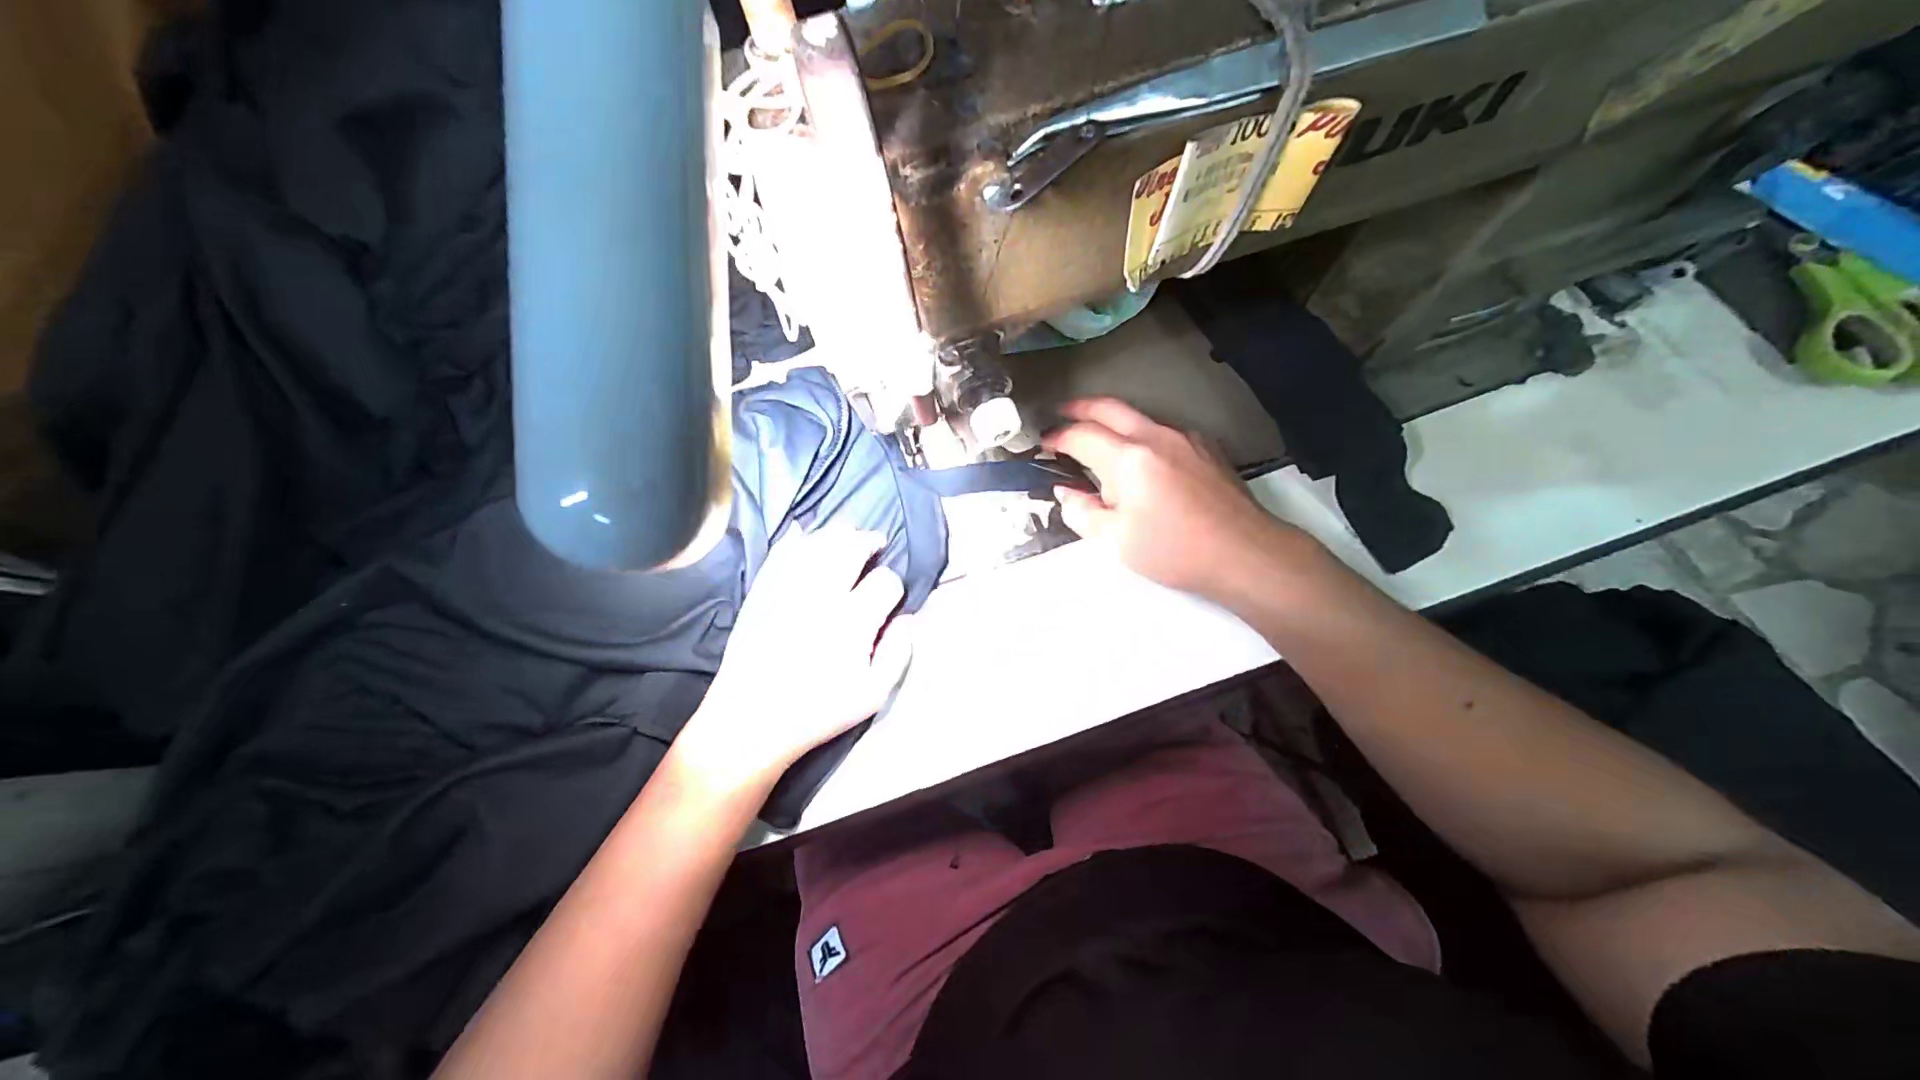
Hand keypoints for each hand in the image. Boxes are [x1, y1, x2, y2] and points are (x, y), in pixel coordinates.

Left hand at [676, 526, 912, 793]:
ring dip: (837, 533)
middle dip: (869, 541)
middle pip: (851, 547)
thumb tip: (907, 620)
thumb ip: (897, 655)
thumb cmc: (817, 712)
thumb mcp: (872, 696)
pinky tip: (804, 534)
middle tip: (876, 542)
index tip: (889, 595)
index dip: (893, 585)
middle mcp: (822, 594)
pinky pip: (781, 551)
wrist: (752, 718)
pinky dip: (795, 538)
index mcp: (853, 620)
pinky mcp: (762, 590)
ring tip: (847, 534)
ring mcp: (788, 588)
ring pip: (817, 542)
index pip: (885, 581)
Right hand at [1044, 397, 1329, 606]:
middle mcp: (1157, 437)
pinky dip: (1142, 436)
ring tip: (1098, 440)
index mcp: (1129, 458)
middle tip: (1062, 415)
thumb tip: (1067, 495)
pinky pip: (1164, 432)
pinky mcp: (1206, 449)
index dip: (1057, 437)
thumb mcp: (1116, 541)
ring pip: (1139, 418)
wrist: (1244, 553)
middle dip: (1080, 408)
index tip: (1044, 444)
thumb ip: (1083, 512)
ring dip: (1113, 422)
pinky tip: (1141, 461)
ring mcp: (1185, 439)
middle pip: (1109, 408)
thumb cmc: (1177, 550)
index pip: (1081, 435)